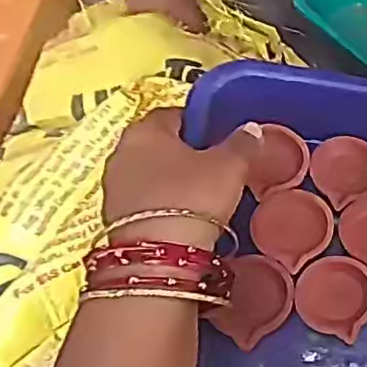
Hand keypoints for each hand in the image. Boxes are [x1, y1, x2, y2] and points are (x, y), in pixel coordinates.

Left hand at [102, 110, 262, 245]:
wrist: (160, 253)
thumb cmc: (193, 196)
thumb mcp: (230, 166)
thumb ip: (242, 144)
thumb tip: (251, 129)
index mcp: (145, 129)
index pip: (175, 113)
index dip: (201, 121)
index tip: (221, 136)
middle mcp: (121, 151)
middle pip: (160, 143)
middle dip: (187, 151)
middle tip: (218, 164)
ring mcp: (114, 185)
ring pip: (152, 172)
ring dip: (174, 178)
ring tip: (206, 193)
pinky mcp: (116, 216)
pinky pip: (147, 198)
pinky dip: (166, 201)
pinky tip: (189, 214)